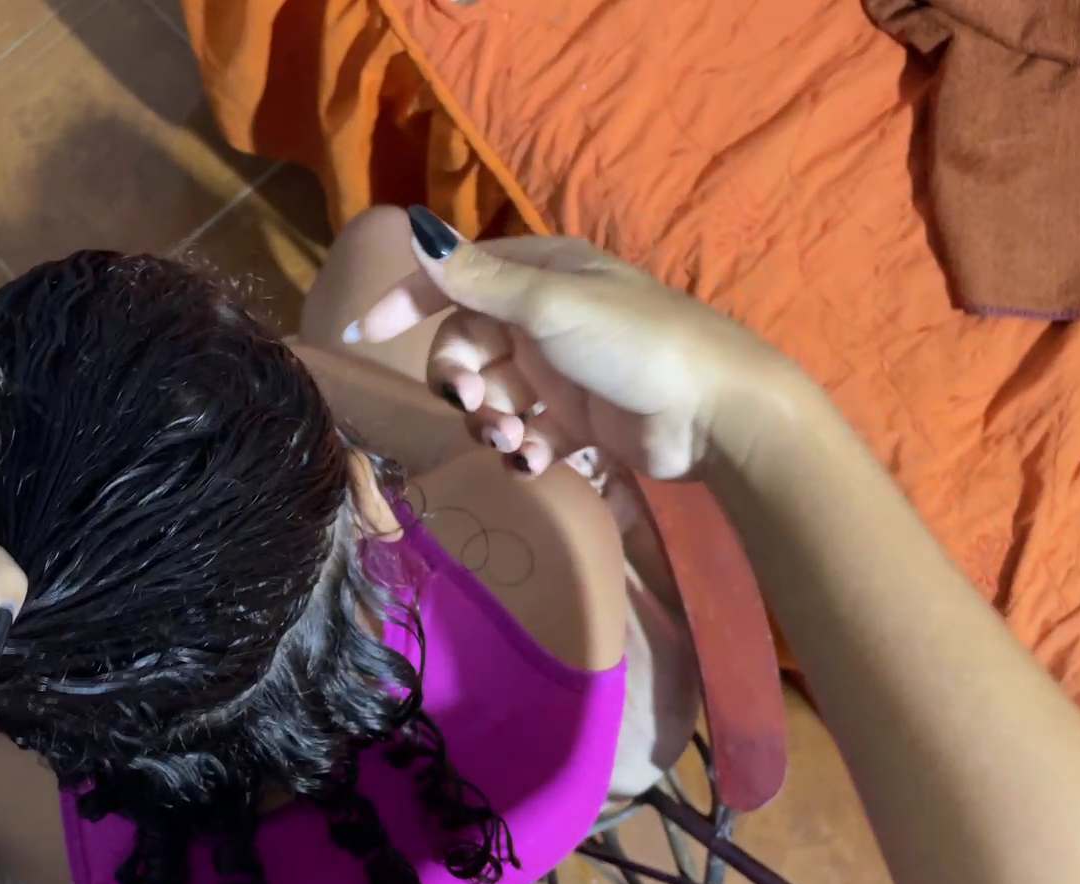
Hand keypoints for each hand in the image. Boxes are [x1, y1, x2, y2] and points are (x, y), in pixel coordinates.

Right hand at [349, 210, 801, 479]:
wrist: (714, 416)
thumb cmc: (634, 343)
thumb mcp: (550, 306)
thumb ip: (478, 279)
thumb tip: (415, 229)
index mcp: (539, 277)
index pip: (454, 281)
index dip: (406, 302)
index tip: (365, 336)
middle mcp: (540, 320)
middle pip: (463, 348)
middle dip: (457, 380)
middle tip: (472, 403)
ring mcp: (554, 372)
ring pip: (487, 396)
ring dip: (487, 421)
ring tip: (512, 440)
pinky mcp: (569, 418)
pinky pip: (519, 430)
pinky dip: (520, 447)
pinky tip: (536, 458)